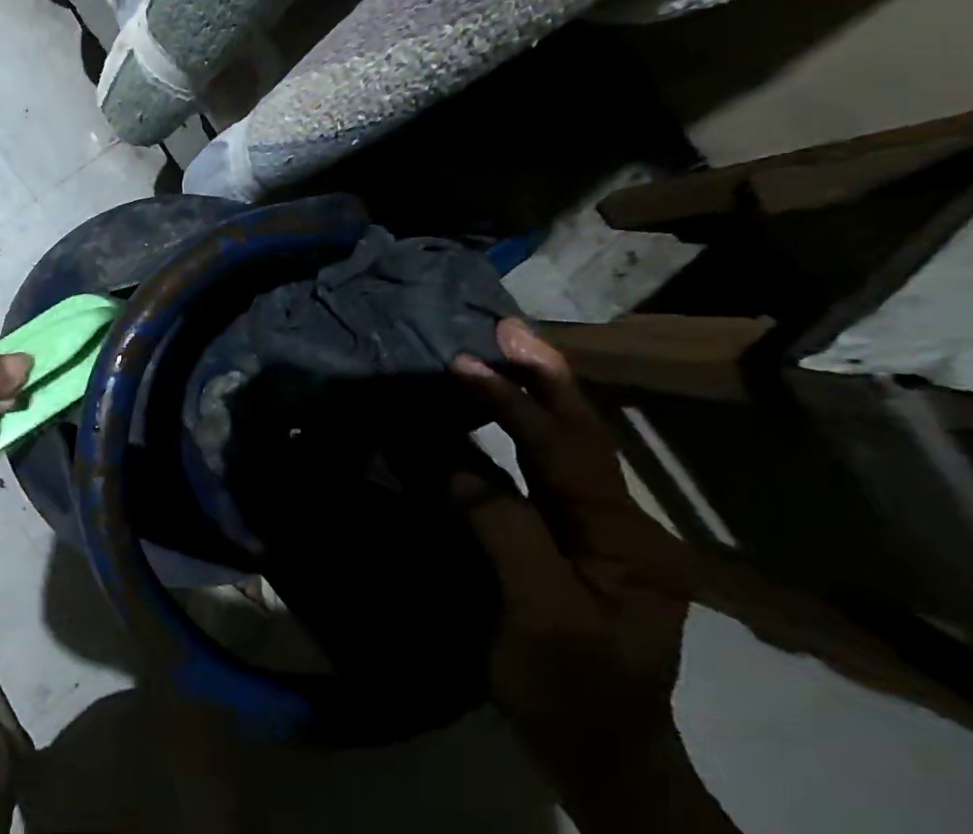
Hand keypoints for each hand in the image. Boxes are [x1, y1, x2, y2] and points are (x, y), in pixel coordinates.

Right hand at [451, 320, 707, 816]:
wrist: (601, 753)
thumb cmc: (571, 688)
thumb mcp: (540, 617)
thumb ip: (507, 534)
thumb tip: (460, 471)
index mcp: (621, 539)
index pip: (565, 452)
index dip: (516, 403)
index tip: (465, 363)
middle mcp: (620, 526)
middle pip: (581, 438)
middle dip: (546, 379)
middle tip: (507, 329)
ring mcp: (597, 537)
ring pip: (566, 454)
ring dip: (535, 402)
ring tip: (500, 359)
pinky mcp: (569, 548)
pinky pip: (542, 479)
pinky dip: (519, 439)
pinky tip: (495, 423)